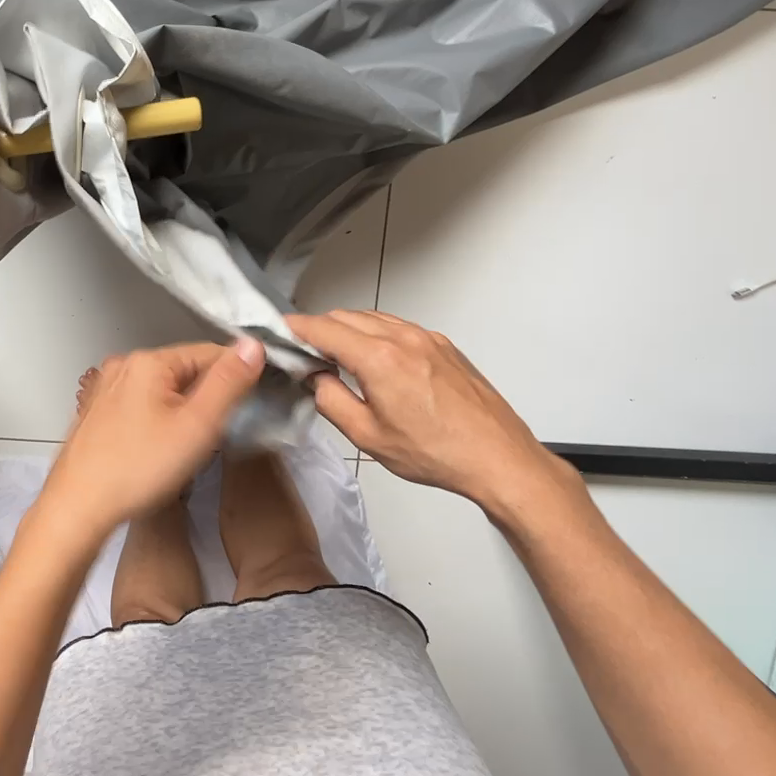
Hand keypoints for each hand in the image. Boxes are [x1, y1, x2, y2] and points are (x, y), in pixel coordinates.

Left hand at [39, 338, 265, 536]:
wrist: (77, 508)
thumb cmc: (135, 470)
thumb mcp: (197, 426)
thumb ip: (228, 382)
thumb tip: (252, 345)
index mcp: (147, 361)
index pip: (209, 352)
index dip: (235, 377)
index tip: (248, 405)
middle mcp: (122, 367)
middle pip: (184, 370)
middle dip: (205, 397)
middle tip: (211, 435)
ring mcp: (106, 389)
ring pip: (162, 390)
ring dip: (181, 410)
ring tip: (183, 447)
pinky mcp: (97, 412)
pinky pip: (140, 405)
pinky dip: (156, 420)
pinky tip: (156, 450)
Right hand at [287, 311, 577, 514]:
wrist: (499, 459)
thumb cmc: (432, 453)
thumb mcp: (367, 436)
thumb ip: (329, 400)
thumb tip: (314, 377)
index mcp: (377, 358)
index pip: (322, 327)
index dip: (293, 328)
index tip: (276, 334)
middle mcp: (401, 337)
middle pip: (344, 316)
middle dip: (319, 329)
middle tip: (305, 356)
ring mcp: (426, 337)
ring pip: (371, 318)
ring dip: (348, 330)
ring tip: (338, 359)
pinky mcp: (444, 345)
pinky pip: (397, 327)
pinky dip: (375, 334)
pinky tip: (376, 364)